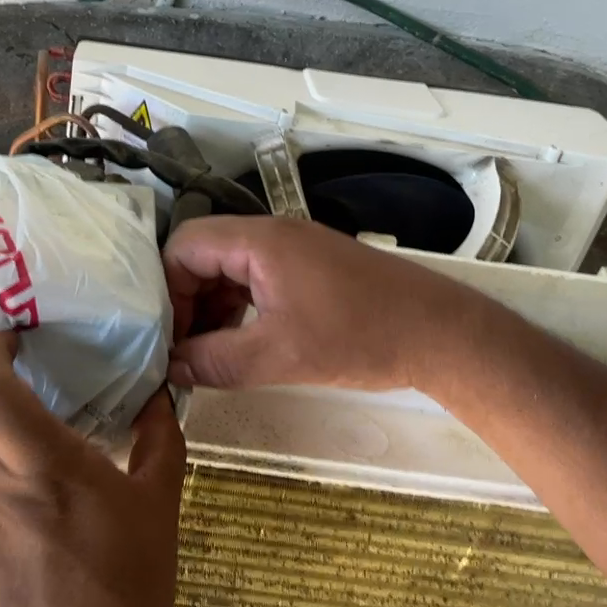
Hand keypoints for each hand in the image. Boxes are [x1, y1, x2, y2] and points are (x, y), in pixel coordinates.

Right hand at [163, 216, 526, 392]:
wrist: (439, 333)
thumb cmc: (358, 337)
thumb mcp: (279, 356)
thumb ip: (216, 362)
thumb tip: (171, 370)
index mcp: (259, 241)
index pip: (183, 246)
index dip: (166, 291)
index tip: (169, 338)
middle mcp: (270, 236)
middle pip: (202, 256)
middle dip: (185, 303)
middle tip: (182, 351)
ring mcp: (291, 251)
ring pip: (227, 271)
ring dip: (210, 309)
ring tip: (206, 355)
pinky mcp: (307, 269)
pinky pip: (253, 281)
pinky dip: (237, 310)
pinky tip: (237, 345)